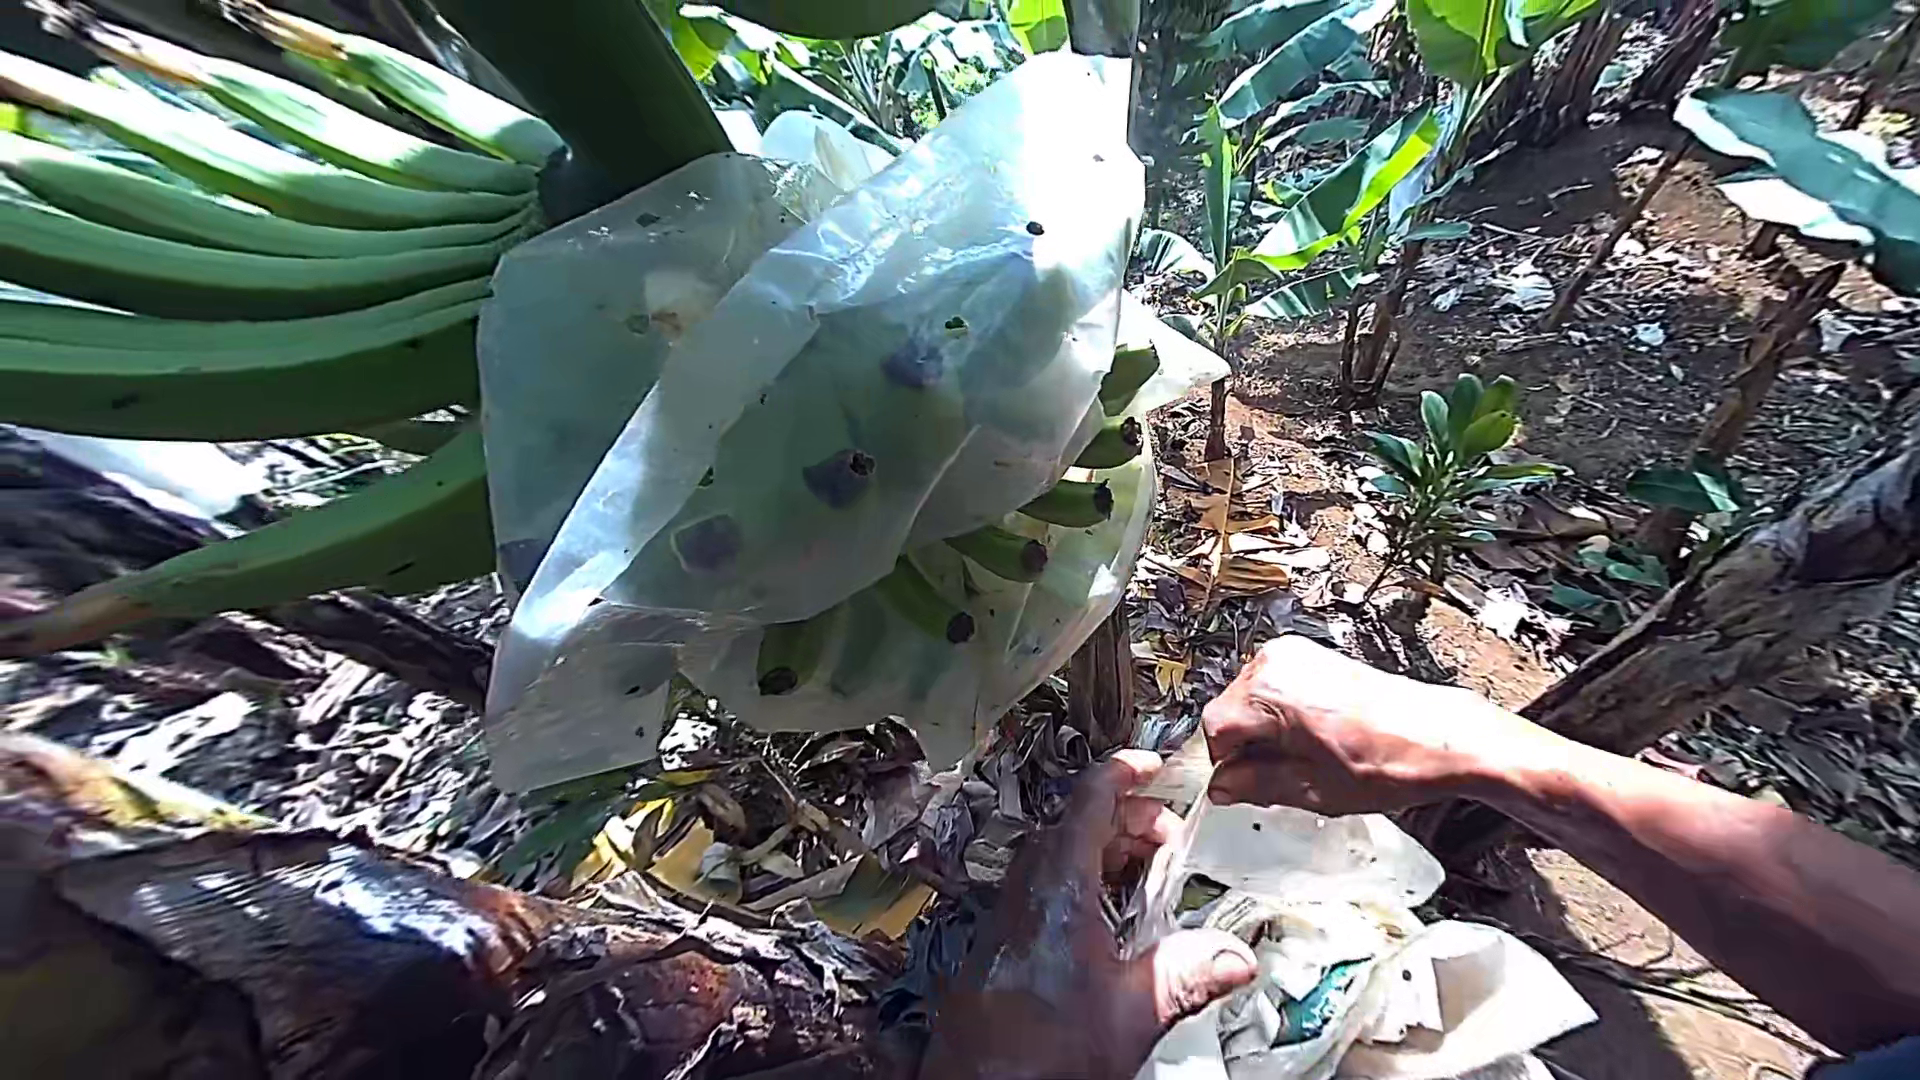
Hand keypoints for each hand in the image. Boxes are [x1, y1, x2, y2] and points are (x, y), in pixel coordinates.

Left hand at [920, 750, 1256, 1079]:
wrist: (983, 1077)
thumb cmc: (1044, 1043)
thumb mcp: (1129, 1010)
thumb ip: (1186, 974)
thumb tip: (1238, 957)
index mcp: (1061, 875)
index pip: (1091, 797)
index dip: (1124, 772)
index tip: (1154, 766)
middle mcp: (1035, 872)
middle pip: (1087, 817)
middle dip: (1134, 817)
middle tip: (1173, 839)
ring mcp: (1022, 891)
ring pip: (1072, 843)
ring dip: (1115, 844)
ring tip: (1154, 868)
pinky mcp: (1018, 914)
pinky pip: (1059, 870)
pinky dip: (1094, 869)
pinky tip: (1119, 903)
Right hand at [1202, 636, 1551, 813]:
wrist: (1445, 735)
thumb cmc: (1394, 760)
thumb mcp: (1314, 789)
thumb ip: (1255, 786)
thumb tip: (1222, 787)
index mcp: (1269, 691)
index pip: (1215, 727)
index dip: (1225, 761)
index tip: (1239, 782)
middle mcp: (1273, 663)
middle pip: (1229, 709)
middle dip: (1245, 744)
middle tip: (1276, 775)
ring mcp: (1290, 654)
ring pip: (1246, 698)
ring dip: (1260, 728)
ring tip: (1300, 753)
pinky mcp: (1306, 654)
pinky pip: (1269, 685)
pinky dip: (1277, 711)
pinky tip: (1307, 733)